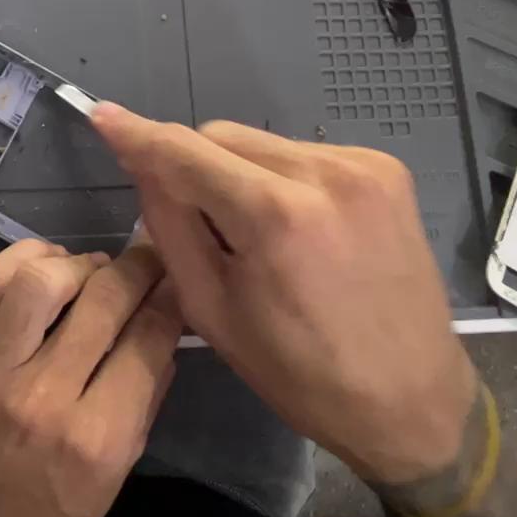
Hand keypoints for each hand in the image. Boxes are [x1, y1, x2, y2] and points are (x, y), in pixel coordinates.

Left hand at [0, 240, 181, 516]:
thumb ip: (145, 398)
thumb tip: (167, 322)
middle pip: (101, 302)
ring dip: (79, 263)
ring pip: (41, 279)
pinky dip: (25, 259)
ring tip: (92, 268)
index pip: (146, 342)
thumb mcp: (113, 477)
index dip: (168, 299)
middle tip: (145, 258)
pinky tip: (45, 265)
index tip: (175, 278)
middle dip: (136, 269)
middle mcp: (37, 398)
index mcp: (91, 440)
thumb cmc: (45, 514)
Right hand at [90, 103, 477, 486]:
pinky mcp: (386, 167)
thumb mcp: (211, 308)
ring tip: (254, 232)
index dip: (137, 133)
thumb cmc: (300, 373)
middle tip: (200, 225)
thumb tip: (143, 165)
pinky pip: (299, 152)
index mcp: (276, 217)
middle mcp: (324, 173)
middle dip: (193, 167)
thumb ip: (169, 224)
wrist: (415, 402)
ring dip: (236, 171)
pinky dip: (277, 177)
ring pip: (258, 141)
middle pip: (219, 136)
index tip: (102, 114)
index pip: (185, 152)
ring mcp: (363, 164)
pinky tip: (296, 225)